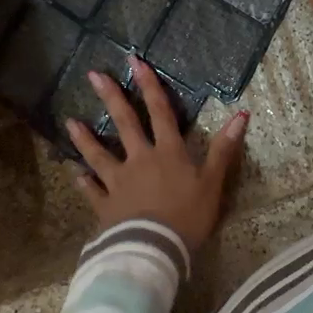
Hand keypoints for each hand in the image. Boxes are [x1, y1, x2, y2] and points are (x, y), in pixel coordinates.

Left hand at [67, 57, 248, 251]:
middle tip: (94, 75)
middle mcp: (140, 159)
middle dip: (112, 97)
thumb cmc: (187, 215)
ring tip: (71, 121)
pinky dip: (85, 183)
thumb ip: (223, 148)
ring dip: (86, 138)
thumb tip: (241, 113)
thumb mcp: (212, 182)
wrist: (153, 250)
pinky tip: (76, 175)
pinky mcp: (106, 206)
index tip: (135, 62)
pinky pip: (94, 191)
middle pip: (125, 123)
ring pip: (99, 155)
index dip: (149, 85)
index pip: (160, 111)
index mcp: (168, 151)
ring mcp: (119, 182)